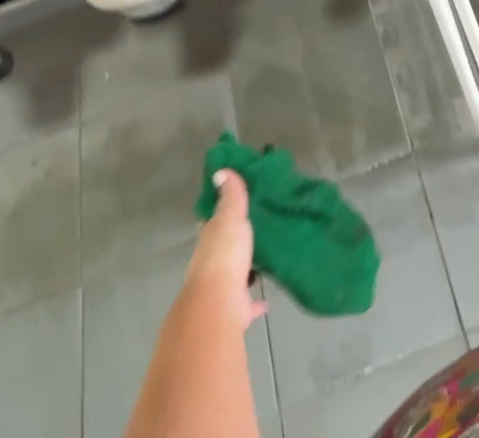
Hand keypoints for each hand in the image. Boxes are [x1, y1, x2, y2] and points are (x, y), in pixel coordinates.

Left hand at [181, 170, 267, 328]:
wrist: (219, 303)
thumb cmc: (224, 255)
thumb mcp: (230, 218)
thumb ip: (230, 197)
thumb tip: (220, 171)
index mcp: (210, 238)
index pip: (213, 220)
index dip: (221, 211)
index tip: (236, 202)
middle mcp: (212, 262)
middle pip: (224, 246)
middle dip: (236, 240)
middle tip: (260, 228)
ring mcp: (222, 286)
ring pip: (235, 273)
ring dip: (246, 268)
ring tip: (266, 258)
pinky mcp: (235, 307)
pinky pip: (247, 302)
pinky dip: (256, 302)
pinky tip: (268, 300)